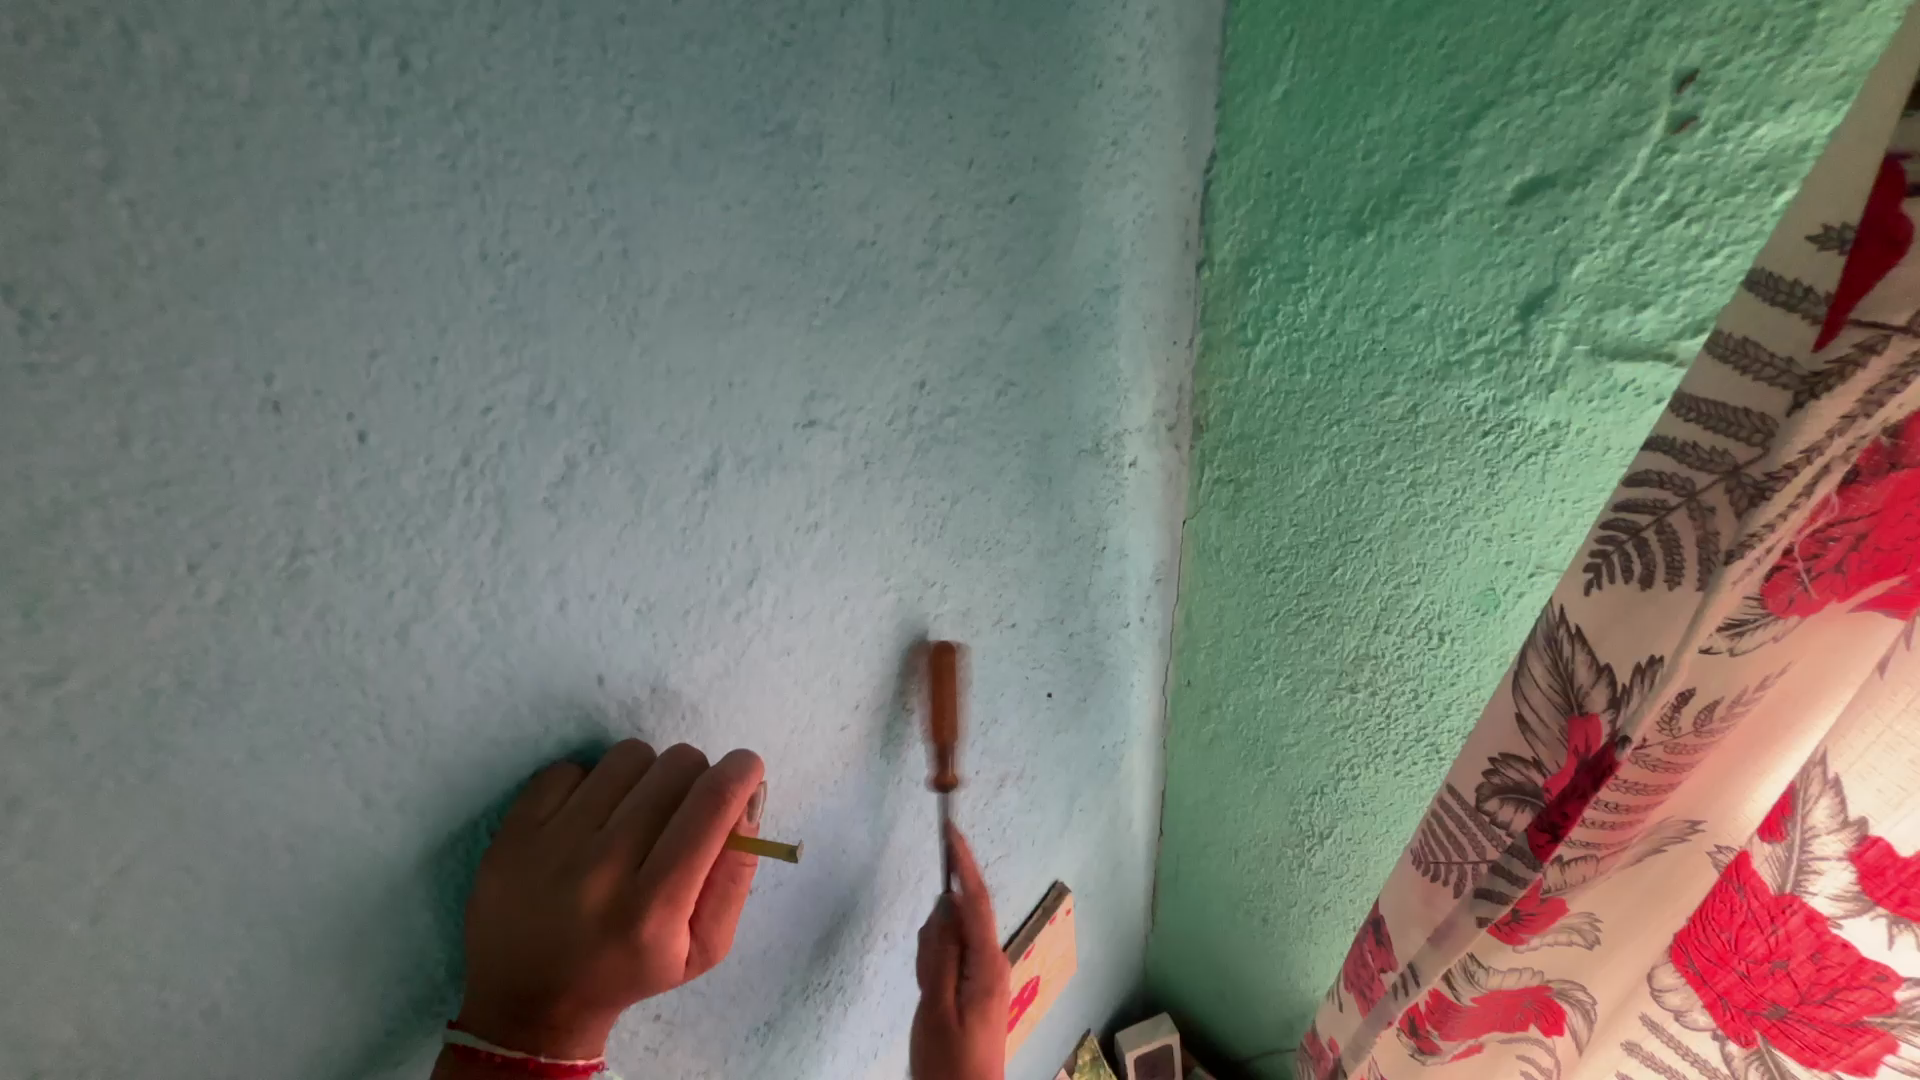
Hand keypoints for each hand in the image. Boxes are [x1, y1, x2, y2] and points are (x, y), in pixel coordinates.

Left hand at [446, 740, 765, 1063]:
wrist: (527, 1007)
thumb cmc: (632, 971)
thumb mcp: (705, 945)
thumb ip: (737, 871)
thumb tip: (749, 797)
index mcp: (653, 907)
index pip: (713, 801)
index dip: (741, 771)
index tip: (745, 772)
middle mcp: (601, 870)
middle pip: (676, 766)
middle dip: (696, 776)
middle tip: (683, 808)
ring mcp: (550, 846)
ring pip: (629, 756)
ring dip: (645, 776)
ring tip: (634, 812)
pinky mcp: (513, 832)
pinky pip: (573, 766)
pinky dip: (592, 784)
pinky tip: (589, 819)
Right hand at [911, 824, 1010, 1079]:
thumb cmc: (949, 1062)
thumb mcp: (936, 1005)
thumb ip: (940, 951)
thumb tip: (944, 904)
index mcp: (987, 963)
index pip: (976, 899)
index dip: (963, 862)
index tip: (951, 830)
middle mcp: (992, 962)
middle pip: (961, 918)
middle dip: (937, 931)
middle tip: (926, 977)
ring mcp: (986, 975)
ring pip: (953, 939)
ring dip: (934, 956)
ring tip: (930, 999)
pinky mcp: (977, 988)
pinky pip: (953, 959)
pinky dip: (937, 967)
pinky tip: (933, 998)